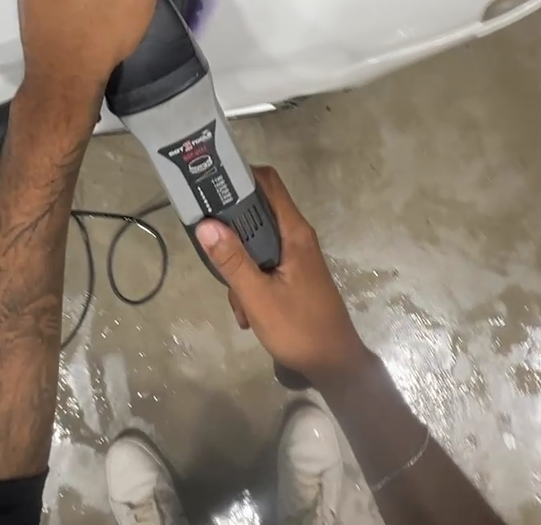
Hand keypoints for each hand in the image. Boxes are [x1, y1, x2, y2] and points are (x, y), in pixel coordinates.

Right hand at [196, 167, 375, 388]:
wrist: (335, 366)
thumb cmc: (299, 327)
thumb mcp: (258, 296)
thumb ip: (232, 260)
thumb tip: (205, 223)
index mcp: (293, 231)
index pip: (268, 182)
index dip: (240, 174)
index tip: (210, 183)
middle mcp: (295, 236)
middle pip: (255, 214)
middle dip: (231, 234)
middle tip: (212, 252)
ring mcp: (295, 256)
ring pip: (255, 245)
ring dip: (239, 269)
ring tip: (239, 302)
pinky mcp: (292, 274)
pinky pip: (262, 265)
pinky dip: (250, 284)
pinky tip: (248, 313)